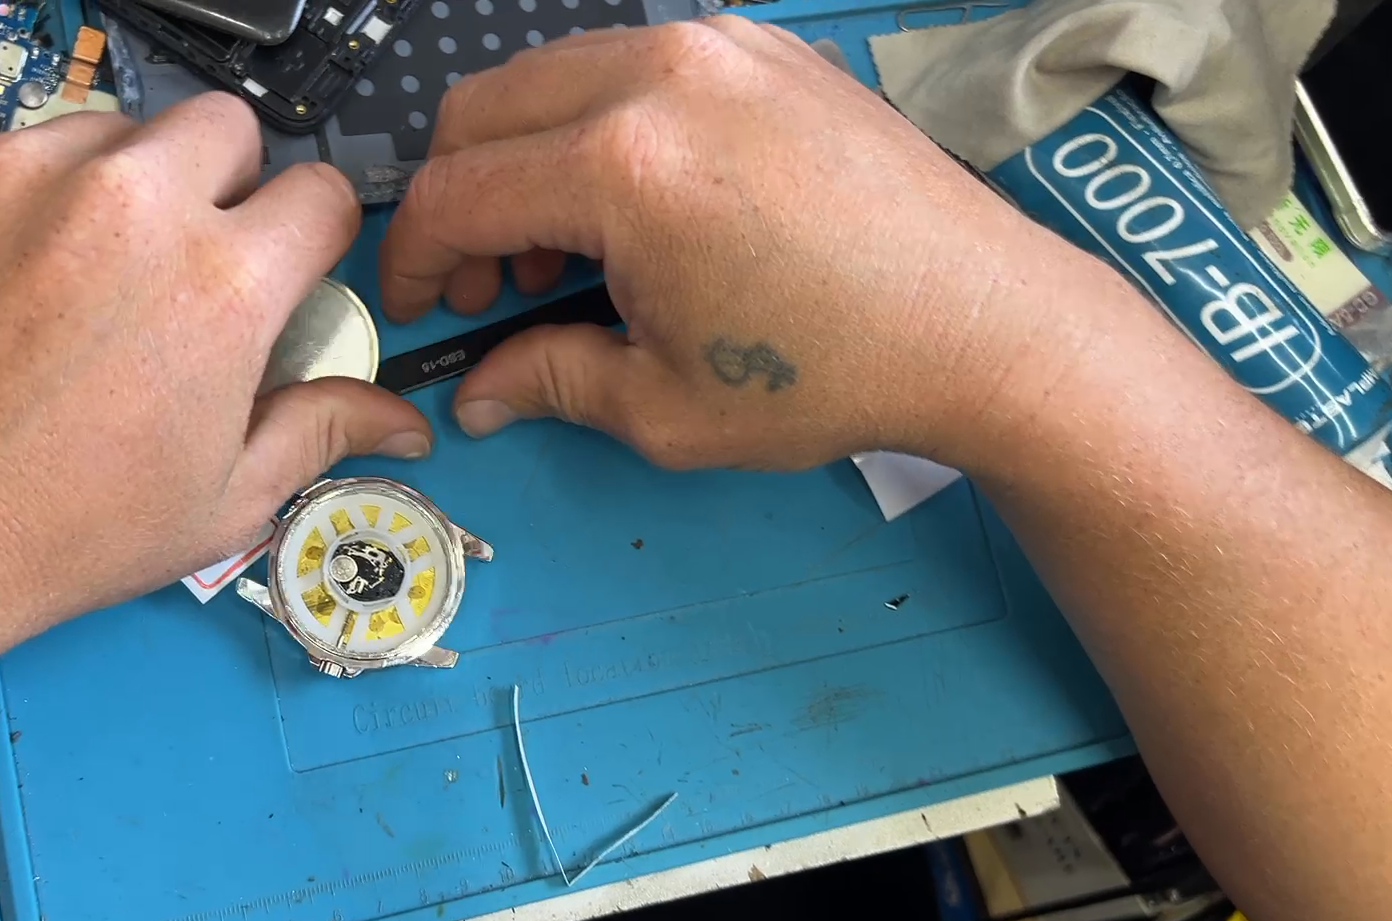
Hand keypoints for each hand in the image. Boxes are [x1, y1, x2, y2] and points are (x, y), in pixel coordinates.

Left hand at [0, 94, 430, 772]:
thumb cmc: (81, 533)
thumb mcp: (231, 497)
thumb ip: (328, 430)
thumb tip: (412, 421)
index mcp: (222, 285)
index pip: (321, 194)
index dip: (319, 235)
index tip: (294, 271)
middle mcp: (126, 202)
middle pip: (226, 127)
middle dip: (234, 186)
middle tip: (200, 265)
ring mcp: (11, 171)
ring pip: (118, 129)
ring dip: (132, 188)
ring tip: (96, 277)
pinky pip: (7, 148)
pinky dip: (26, 200)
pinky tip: (4, 281)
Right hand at [379, 18, 1099, 469]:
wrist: (982, 326)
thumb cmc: (820, 380)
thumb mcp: (659, 407)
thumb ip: (546, 382)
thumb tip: (474, 396)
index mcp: (622, 167)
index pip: (455, 194)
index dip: (409, 259)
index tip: (410, 307)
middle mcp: (658, 73)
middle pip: (480, 113)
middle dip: (453, 206)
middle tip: (481, 289)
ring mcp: (716, 43)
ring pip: (547, 83)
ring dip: (517, 169)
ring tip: (556, 259)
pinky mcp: (758, 49)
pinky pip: (623, 73)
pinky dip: (584, 139)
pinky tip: (625, 211)